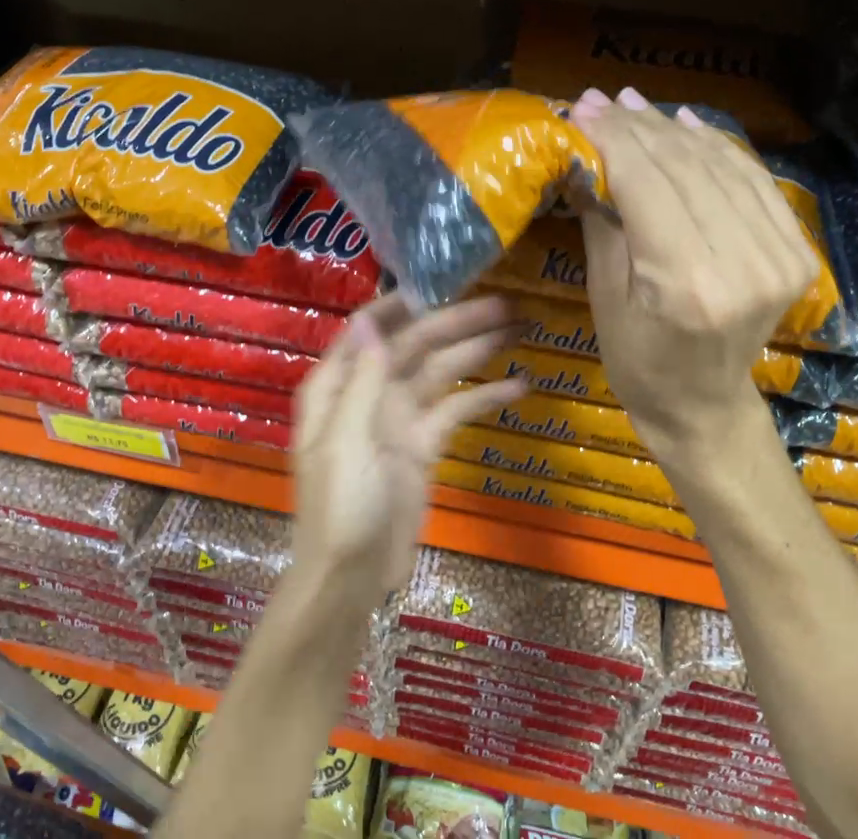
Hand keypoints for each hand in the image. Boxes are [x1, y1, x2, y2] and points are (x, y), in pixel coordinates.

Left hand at [290, 293, 525, 606]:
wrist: (351, 575)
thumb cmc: (339, 507)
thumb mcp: (345, 441)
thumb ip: (362, 382)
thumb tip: (368, 321)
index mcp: (338, 386)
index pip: (368, 329)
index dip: (401, 303)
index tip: (441, 282)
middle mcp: (368, 393)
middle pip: (414, 346)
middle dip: (455, 323)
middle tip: (504, 305)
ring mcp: (398, 419)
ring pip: (440, 373)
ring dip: (475, 351)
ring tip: (519, 328)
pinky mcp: (423, 447)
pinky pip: (455, 412)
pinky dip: (484, 397)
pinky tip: (519, 385)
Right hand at [571, 87, 817, 473]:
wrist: (703, 404)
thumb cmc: (639, 362)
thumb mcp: (605, 299)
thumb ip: (602, 222)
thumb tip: (585, 155)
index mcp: (687, 285)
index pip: (648, 187)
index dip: (614, 140)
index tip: (583, 108)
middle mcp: (742, 265)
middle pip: (686, 170)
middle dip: (640, 128)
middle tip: (602, 99)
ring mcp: (780, 258)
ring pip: (722, 168)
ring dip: (675, 131)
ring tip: (636, 104)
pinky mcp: (797, 253)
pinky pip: (754, 182)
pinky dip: (720, 149)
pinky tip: (687, 125)